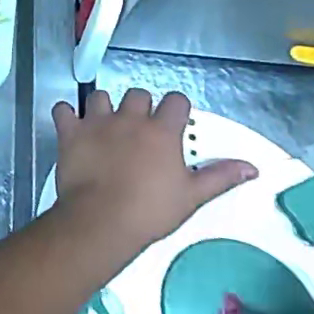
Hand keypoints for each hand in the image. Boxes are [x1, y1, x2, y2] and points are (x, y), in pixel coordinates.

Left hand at [51, 89, 255, 254]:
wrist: (101, 219)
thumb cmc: (150, 210)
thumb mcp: (192, 196)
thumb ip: (220, 176)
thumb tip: (251, 167)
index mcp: (161, 131)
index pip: (175, 101)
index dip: (175, 109)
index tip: (173, 122)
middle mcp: (129, 119)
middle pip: (137, 94)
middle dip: (139, 106)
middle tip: (138, 128)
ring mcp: (96, 122)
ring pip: (100, 97)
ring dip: (103, 107)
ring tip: (105, 126)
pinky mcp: (70, 131)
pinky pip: (63, 109)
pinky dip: (66, 114)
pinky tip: (71, 125)